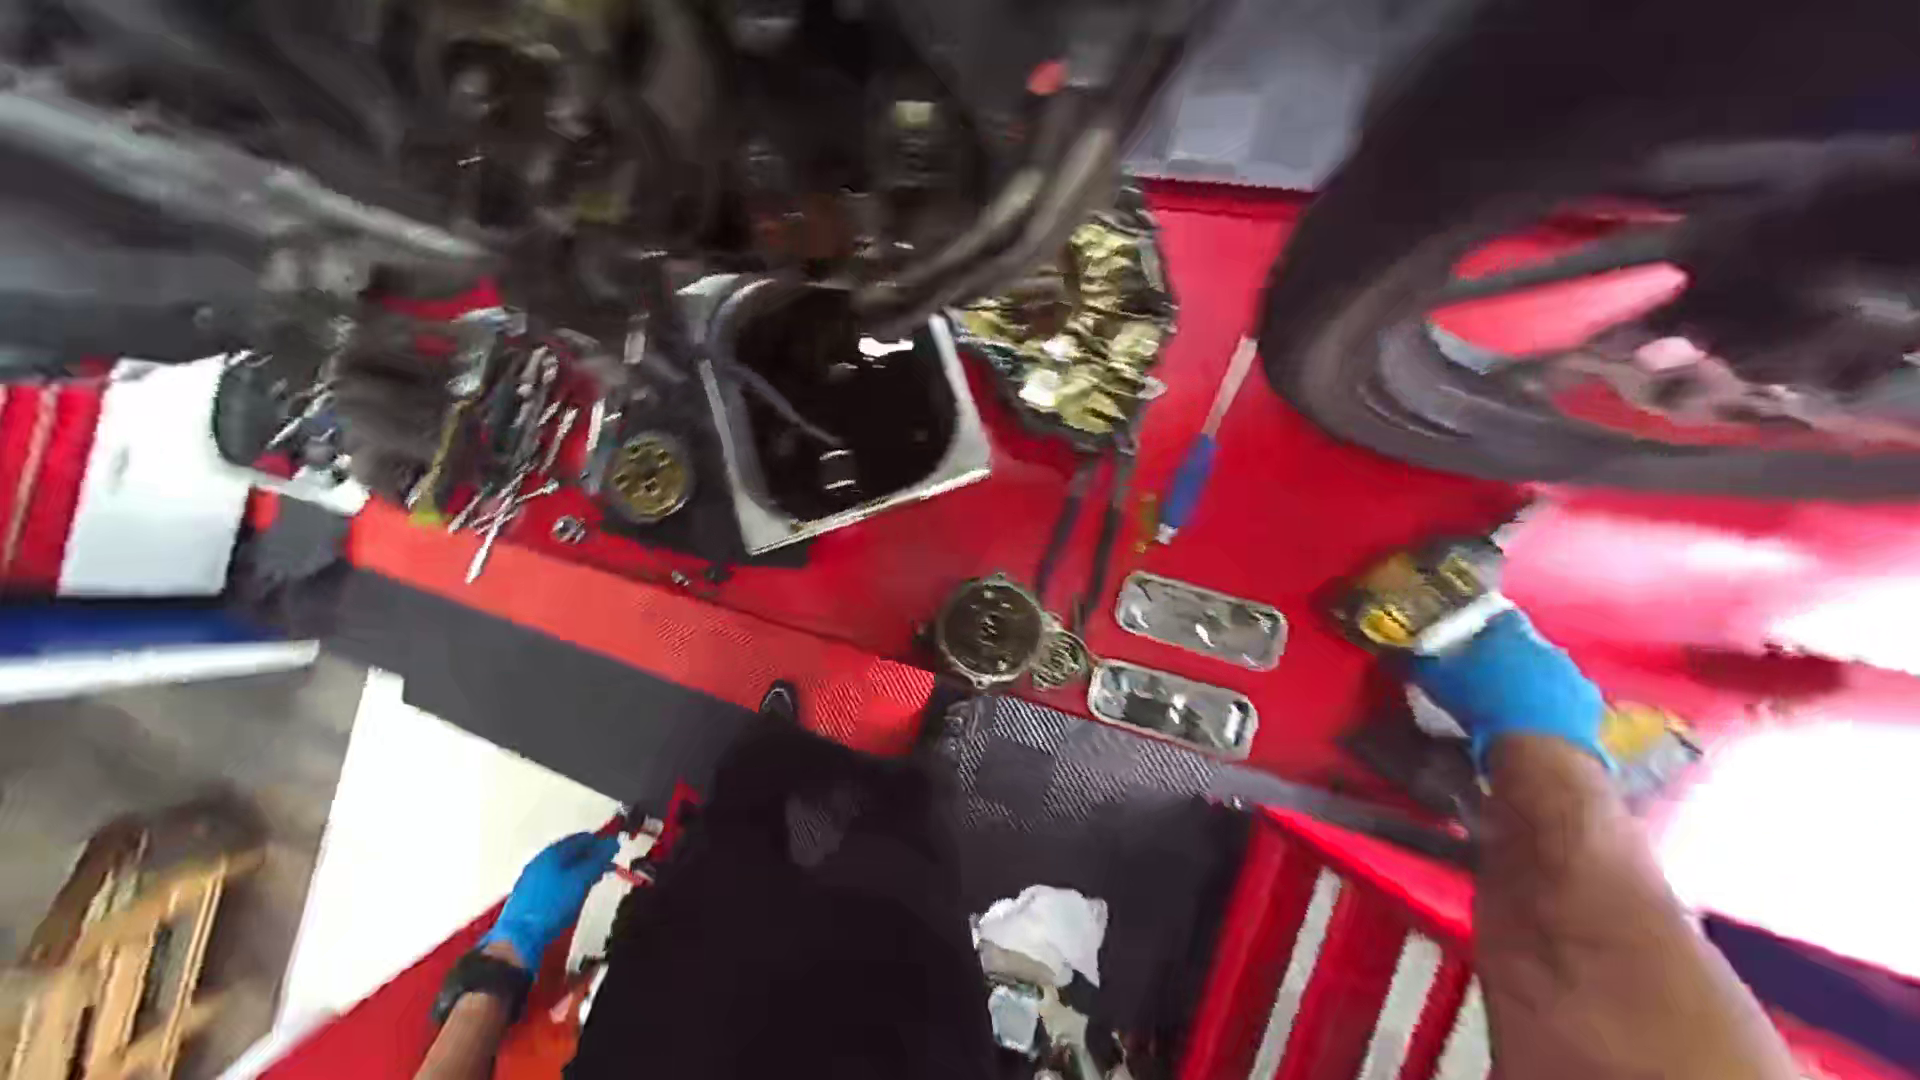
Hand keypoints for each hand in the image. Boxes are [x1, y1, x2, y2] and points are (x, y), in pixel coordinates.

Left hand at [480, 832, 619, 968]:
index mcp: (551, 853)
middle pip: (572, 852)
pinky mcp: (528, 897)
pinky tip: (575, 894)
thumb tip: (613, 842)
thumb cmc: (551, 905)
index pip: (582, 838)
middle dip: (591, 858)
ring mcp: (532, 880)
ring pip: (563, 868)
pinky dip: (569, 883)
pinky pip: (555, 881)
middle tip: (606, 866)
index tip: (614, 850)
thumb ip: (600, 859)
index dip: (601, 842)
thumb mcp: (582, 879)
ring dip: (581, 871)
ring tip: (593, 881)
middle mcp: (539, 862)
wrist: (519, 940)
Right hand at [1408, 610, 1610, 769]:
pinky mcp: (1591, 707)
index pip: (1499, 613)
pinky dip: (1550, 703)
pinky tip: (1531, 718)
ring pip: (1546, 669)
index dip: (1483, 621)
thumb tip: (1387, 651)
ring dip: (1529, 678)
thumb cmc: (1479, 703)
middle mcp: (1546, 647)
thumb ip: (1413, 662)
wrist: (1537, 748)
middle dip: (1505, 652)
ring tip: (1506, 696)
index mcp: (1510, 633)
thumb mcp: (1433, 681)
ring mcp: (1574, 676)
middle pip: (1523, 642)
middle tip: (1482, 667)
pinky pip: (1565, 697)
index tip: (1468, 632)